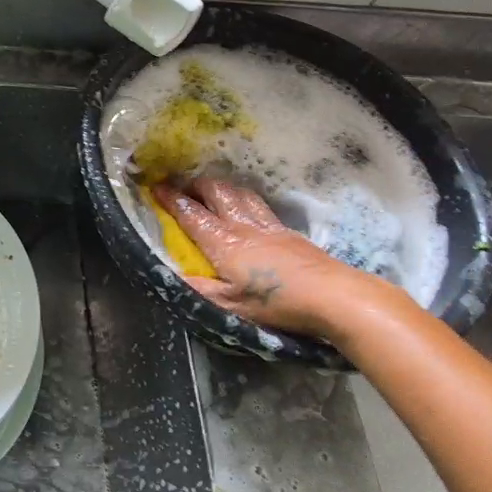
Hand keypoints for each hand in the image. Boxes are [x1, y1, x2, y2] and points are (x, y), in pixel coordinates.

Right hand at [151, 178, 398, 339]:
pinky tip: (248, 211)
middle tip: (184, 186)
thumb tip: (173, 277)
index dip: (172, 199)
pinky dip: (246, 201)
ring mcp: (269, 226)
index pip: (191, 213)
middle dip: (197, 184)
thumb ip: (200, 290)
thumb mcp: (231, 306)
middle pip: (217, 191)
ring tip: (213, 191)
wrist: (334, 296)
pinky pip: (260, 207)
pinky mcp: (290, 233)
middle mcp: (243, 226)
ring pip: (241, 194)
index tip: (156, 187)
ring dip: (222, 188)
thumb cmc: (277, 303)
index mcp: (223, 242)